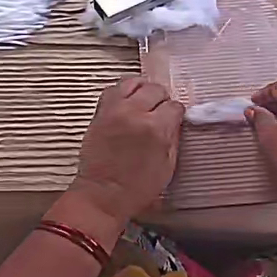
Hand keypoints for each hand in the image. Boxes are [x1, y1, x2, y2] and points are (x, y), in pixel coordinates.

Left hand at [66, 77, 184, 230]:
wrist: (102, 195)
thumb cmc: (137, 187)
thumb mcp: (168, 166)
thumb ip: (173, 138)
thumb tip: (175, 121)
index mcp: (156, 128)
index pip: (174, 106)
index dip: (176, 114)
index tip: (173, 121)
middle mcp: (135, 113)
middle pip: (155, 89)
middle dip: (161, 100)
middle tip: (160, 113)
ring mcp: (114, 109)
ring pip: (134, 81)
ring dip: (143, 90)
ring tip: (144, 103)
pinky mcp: (100, 112)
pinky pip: (114, 89)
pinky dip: (124, 92)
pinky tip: (128, 103)